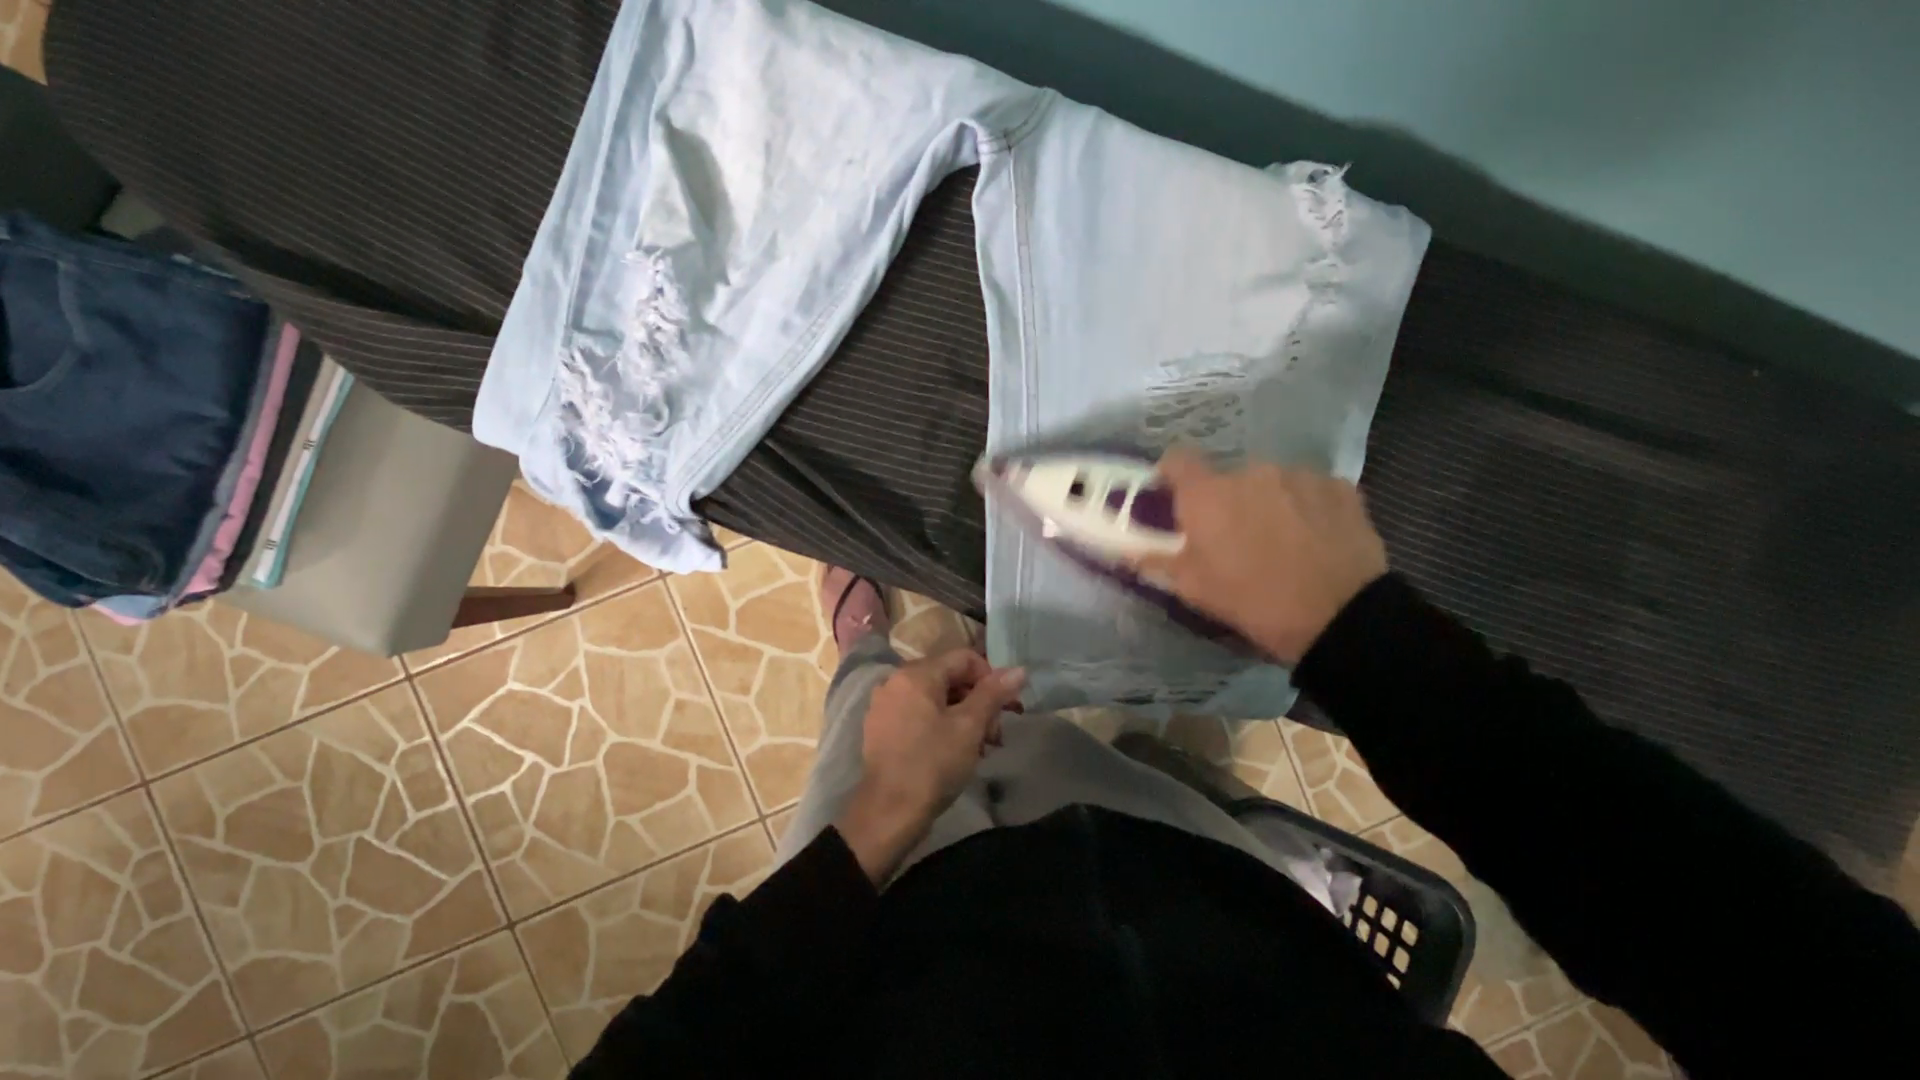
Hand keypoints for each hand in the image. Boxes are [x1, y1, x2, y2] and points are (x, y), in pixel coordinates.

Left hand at [834, 649, 1026, 883]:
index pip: (964, 658)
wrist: (889, 812)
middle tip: (996, 735)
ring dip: (963, 717)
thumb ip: (993, 694)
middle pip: (949, 677)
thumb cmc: (933, 764)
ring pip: (935, 699)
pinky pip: (918, 715)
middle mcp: (895, 682)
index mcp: (916, 674)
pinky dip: (940, 725)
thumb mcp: (969, 727)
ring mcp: (885, 706)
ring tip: (981, 748)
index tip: (1006, 709)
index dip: (991, 678)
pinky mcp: (881, 729)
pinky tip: (955, 752)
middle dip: (979, 702)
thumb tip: (1018, 670)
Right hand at [1137, 447, 1387, 664]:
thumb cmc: (1254, 602)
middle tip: (1235, 539)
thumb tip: (1129, 552)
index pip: (1177, 459)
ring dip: (1269, 503)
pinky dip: (1307, 508)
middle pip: (1229, 477)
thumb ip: (1157, 562)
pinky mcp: (1340, 486)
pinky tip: (1316, 540)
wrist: (1340, 616)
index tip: (1175, 499)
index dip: (1172, 477)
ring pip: (1272, 483)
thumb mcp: (1195, 590)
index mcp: (1208, 494)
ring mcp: (1299, 474)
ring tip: (1283, 542)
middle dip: (1228, 501)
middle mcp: (1251, 471)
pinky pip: (1311, 490)